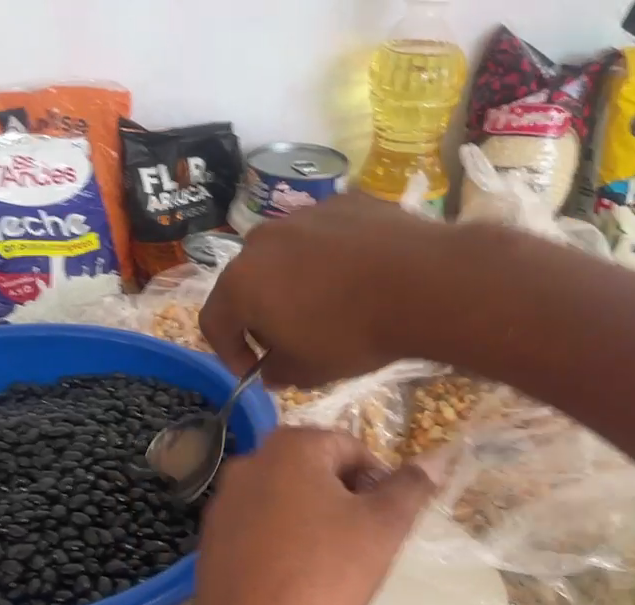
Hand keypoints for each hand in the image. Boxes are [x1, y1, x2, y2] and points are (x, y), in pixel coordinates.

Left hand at [188, 427, 435, 604]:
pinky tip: (293, 580)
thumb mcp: (383, 527)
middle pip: (314, 472)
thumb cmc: (325, 574)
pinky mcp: (210, 540)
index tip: (386, 523)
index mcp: (291, 446)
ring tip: (328, 566)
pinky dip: (279, 544)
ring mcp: (223, 503)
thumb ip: (411, 487)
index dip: (377, 483)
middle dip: (343, 501)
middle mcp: (249, 463)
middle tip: (361, 545)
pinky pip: (257, 531)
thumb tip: (435, 459)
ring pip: (283, 502)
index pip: (351, 448)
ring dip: (311, 522)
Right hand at [200, 195, 456, 386]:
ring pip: (285, 255)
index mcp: (242, 283)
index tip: (254, 372)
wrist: (420, 284)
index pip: (213, 322)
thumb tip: (271, 368)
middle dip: (261, 315)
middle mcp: (261, 240)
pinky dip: (330, 258)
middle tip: (289, 342)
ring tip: (328, 307)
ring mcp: (303, 214)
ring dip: (294, 283)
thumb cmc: (352, 334)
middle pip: (247, 283)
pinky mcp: (344, 201)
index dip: (229, 353)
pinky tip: (358, 278)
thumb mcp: (309, 371)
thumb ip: (278, 371)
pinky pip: (324, 236)